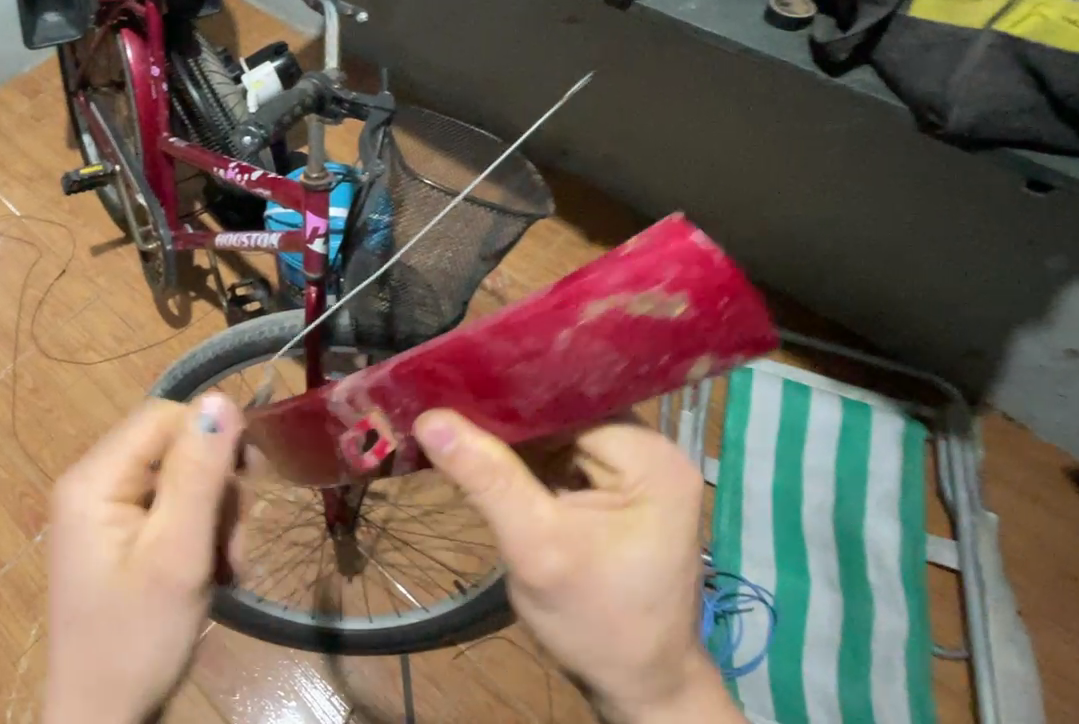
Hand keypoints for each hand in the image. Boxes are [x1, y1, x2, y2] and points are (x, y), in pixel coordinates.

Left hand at [44, 395, 243, 723]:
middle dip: (216, 488)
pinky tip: (215, 572)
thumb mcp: (177, 554)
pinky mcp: (120, 537)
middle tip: (235, 542)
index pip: (164, 417)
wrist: (102, 722)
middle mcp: (94, 483)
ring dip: (215, 516)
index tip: (252, 476)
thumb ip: (199, 473)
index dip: (212, 436)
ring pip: (180, 479)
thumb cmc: (136, 639)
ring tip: (227, 566)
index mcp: (94, 478)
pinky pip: (170, 510)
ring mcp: (105, 512)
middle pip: (174, 448)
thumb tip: (220, 398)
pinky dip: (200, 534)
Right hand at [414, 411, 742, 723]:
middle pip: (561, 412)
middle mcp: (649, 450)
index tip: (450, 389)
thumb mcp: (536, 549)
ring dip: (507, 436)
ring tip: (452, 421)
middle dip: (503, 415)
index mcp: (650, 458)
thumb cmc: (597, 623)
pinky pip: (556, 453)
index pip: (567, 402)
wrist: (637, 689)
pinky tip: (480, 452)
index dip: (509, 397)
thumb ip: (487, 479)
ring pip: (554, 430)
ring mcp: (632, 468)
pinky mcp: (612, 485)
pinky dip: (519, 457)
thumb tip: (428, 418)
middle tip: (442, 404)